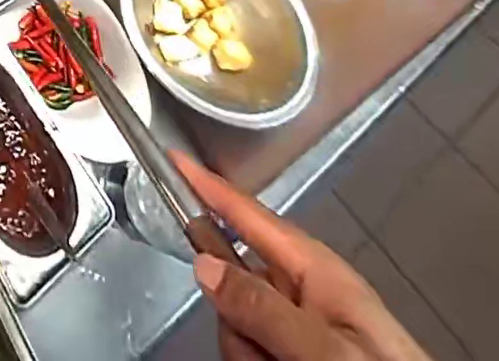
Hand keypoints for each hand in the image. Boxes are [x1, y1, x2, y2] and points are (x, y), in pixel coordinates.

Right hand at [174, 152, 431, 360]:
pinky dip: (255, 360)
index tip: (174, 157)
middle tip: (264, 353)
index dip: (207, 184)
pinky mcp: (295, 346)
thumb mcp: (324, 348)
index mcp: (313, 265)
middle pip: (232, 275)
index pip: (248, 213)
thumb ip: (263, 305)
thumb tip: (202, 264)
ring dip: (247, 349)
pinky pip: (249, 342)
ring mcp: (298, 319)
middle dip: (234, 314)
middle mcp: (301, 285)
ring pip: (235, 317)